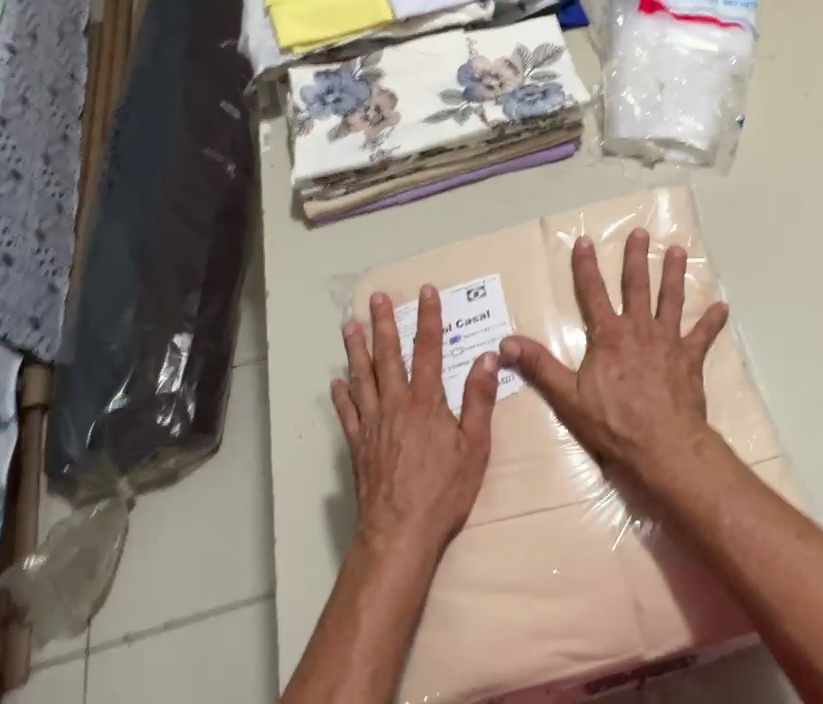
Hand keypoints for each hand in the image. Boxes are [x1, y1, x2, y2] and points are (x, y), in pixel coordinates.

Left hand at [332, 287, 498, 555]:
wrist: (400, 531)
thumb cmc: (444, 491)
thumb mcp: (475, 446)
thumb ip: (478, 400)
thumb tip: (487, 359)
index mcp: (426, 401)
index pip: (428, 349)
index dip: (428, 318)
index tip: (426, 292)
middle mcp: (395, 404)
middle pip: (388, 356)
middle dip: (384, 324)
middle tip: (377, 298)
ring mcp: (372, 424)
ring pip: (361, 377)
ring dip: (356, 350)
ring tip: (350, 326)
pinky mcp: (358, 445)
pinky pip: (347, 412)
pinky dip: (341, 395)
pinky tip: (336, 382)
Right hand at [501, 229, 729, 487]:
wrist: (662, 445)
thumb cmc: (613, 422)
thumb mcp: (567, 396)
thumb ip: (539, 366)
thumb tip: (505, 343)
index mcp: (609, 335)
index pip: (593, 293)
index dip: (587, 267)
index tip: (586, 241)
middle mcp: (639, 330)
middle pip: (637, 286)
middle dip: (637, 259)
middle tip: (642, 234)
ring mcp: (668, 342)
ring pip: (671, 301)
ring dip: (674, 276)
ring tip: (679, 251)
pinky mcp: (690, 360)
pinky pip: (703, 336)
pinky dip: (712, 321)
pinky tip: (722, 306)